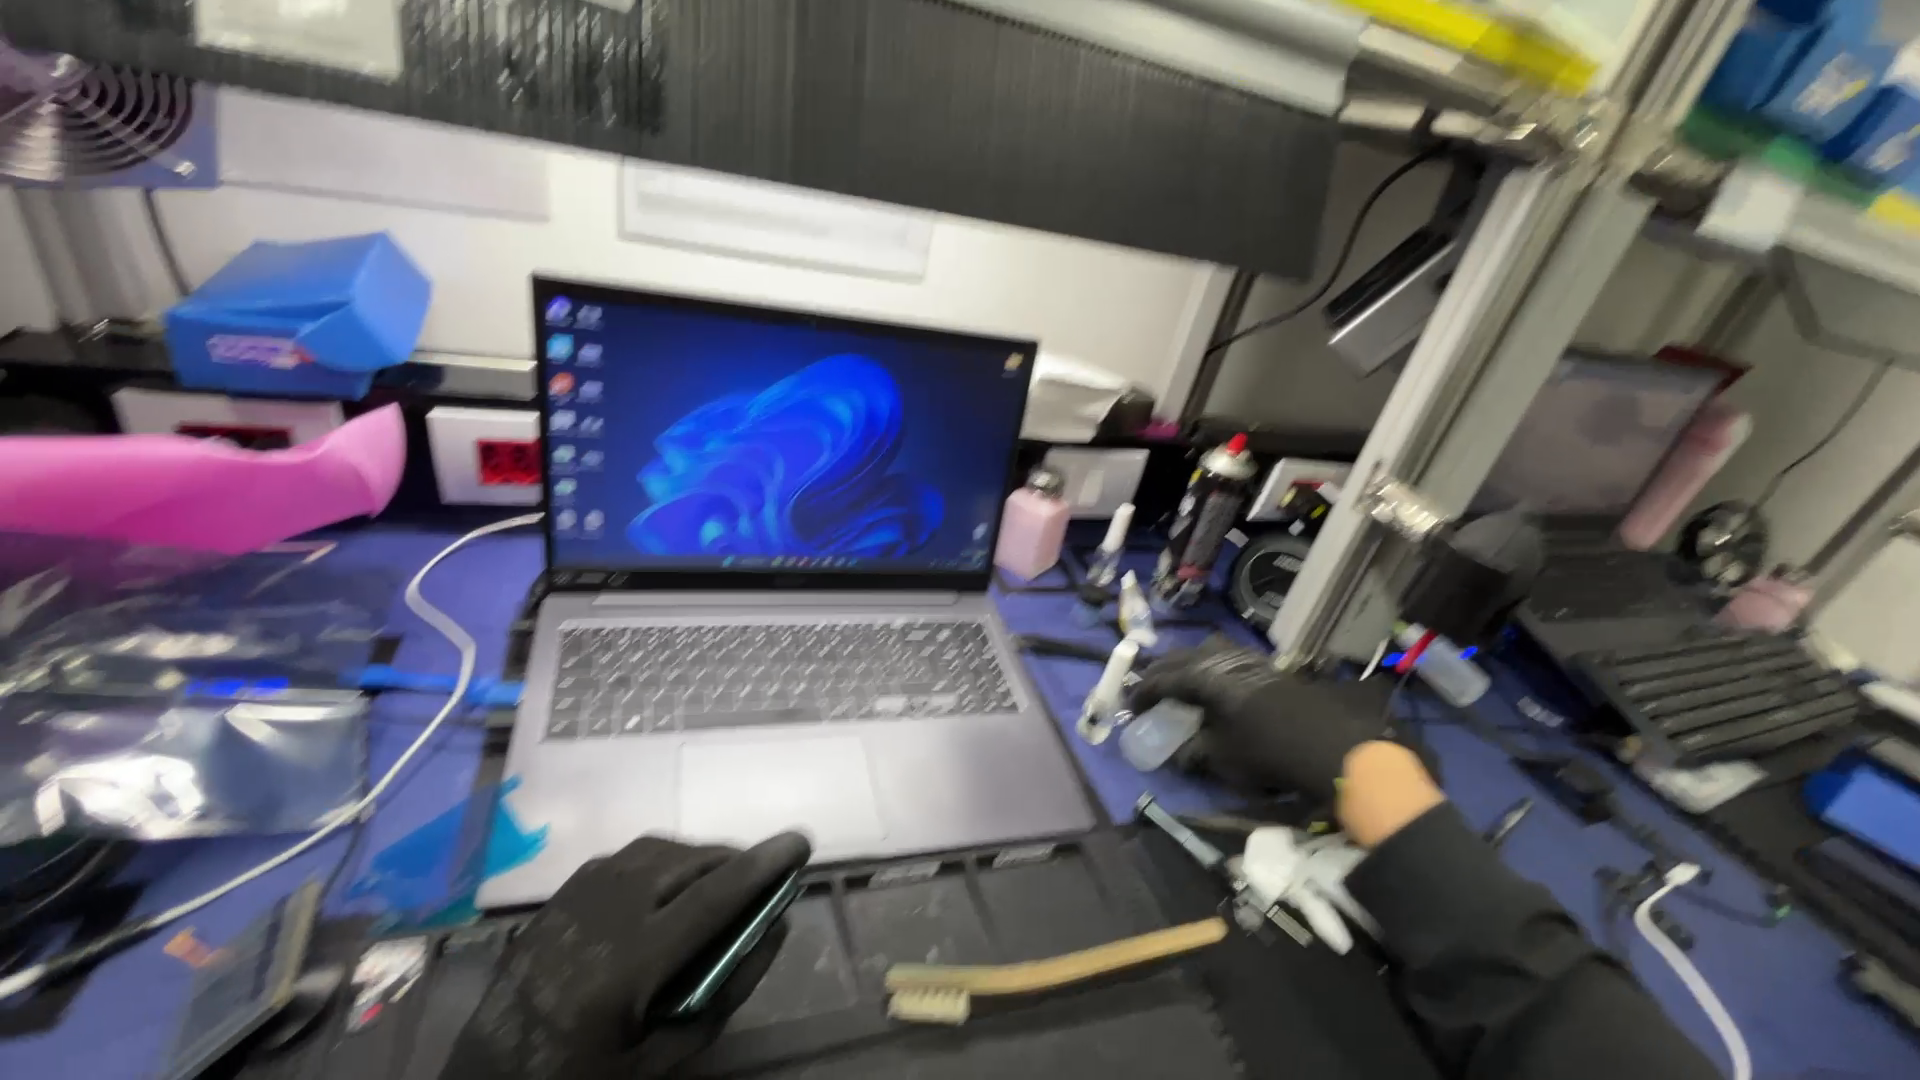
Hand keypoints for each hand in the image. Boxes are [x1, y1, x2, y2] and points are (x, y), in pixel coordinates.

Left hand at [444, 831, 810, 1079]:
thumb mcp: (662, 1058)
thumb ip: (724, 995)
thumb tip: (773, 931)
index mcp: (629, 963)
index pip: (713, 896)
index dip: (762, 866)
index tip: (800, 843)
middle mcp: (605, 913)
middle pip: (689, 862)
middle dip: (735, 860)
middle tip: (764, 875)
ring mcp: (577, 897)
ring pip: (659, 850)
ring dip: (699, 857)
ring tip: (720, 879)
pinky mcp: (559, 894)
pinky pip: (626, 857)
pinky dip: (663, 861)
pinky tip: (668, 886)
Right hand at [1127, 637, 1400, 803]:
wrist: (1333, 747)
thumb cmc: (1270, 753)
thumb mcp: (1223, 758)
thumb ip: (1193, 752)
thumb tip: (1177, 752)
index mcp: (1206, 678)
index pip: (1163, 679)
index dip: (1143, 693)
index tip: (1131, 707)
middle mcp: (1223, 660)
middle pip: (1181, 658)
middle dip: (1160, 673)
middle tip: (1147, 692)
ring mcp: (1248, 660)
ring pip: (1205, 651)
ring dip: (1186, 665)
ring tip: (1178, 684)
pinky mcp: (1267, 668)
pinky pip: (1225, 659)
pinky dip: (1209, 668)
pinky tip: (1213, 686)